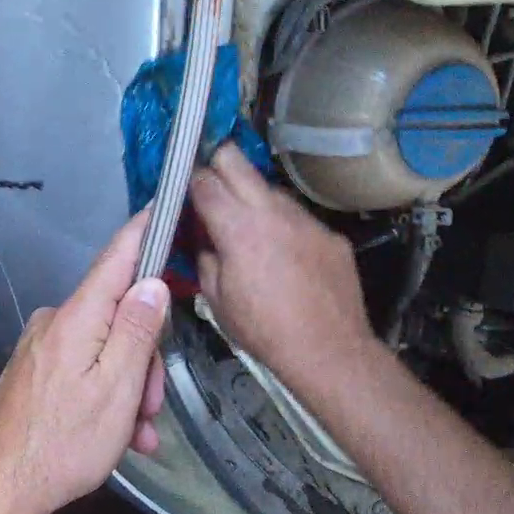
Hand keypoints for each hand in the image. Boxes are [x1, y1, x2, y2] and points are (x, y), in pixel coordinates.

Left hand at [0, 210, 169, 513]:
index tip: (161, 206)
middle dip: (144, 357)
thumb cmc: (63, 443)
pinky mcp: (36, 368)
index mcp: (76, 317)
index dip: (141, 233)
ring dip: (128, 387)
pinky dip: (105, 395)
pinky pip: (84, 367)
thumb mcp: (116, 390)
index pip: (115, 259)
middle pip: (117, 315)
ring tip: (134, 435)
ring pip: (104, 348)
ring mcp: (42, 344)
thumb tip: (151, 281)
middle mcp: (55, 320)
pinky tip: (117, 436)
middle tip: (149, 409)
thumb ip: (136, 332)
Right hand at [189, 144, 376, 379]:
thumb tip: (204, 239)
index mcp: (238, 228)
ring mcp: (306, 220)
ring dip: (253, 198)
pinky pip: (298, 218)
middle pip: (236, 161)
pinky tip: (284, 254)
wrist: (329, 351)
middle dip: (217, 162)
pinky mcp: (330, 234)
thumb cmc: (263, 329)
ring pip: (270, 189)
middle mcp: (272, 212)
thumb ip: (205, 258)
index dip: (189, 178)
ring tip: (249, 227)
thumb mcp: (215, 298)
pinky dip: (284, 226)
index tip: (183, 185)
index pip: (204, 181)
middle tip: (208, 179)